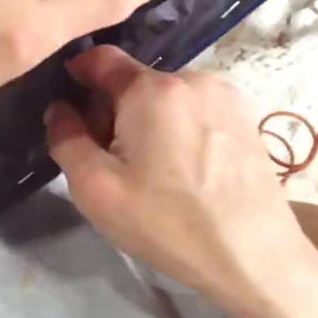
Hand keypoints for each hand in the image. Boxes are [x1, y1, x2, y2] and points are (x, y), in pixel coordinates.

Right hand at [44, 46, 317, 317]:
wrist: (258, 259)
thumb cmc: (169, 223)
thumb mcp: (96, 189)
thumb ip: (66, 139)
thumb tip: (59, 110)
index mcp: (152, 89)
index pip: (101, 57)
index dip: (75, 75)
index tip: (66, 105)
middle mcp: (192, 78)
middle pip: (132, 81)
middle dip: (110, 109)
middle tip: (107, 157)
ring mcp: (225, 96)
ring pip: (164, 96)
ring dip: (144, 120)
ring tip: (148, 170)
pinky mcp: (245, 118)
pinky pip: (193, 109)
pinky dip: (176, 127)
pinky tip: (181, 170)